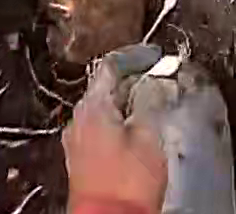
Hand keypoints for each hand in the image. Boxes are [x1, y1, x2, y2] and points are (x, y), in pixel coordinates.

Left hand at [63, 56, 167, 213]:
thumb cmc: (128, 179)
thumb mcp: (148, 131)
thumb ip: (151, 98)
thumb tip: (154, 81)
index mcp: (92, 106)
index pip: (112, 64)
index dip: (136, 56)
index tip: (156, 56)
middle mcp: (78, 120)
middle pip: (105, 85)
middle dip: (132, 78)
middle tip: (158, 75)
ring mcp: (77, 141)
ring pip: (104, 106)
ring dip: (126, 100)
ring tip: (153, 99)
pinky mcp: (82, 160)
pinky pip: (101, 125)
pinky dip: (119, 118)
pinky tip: (137, 124)